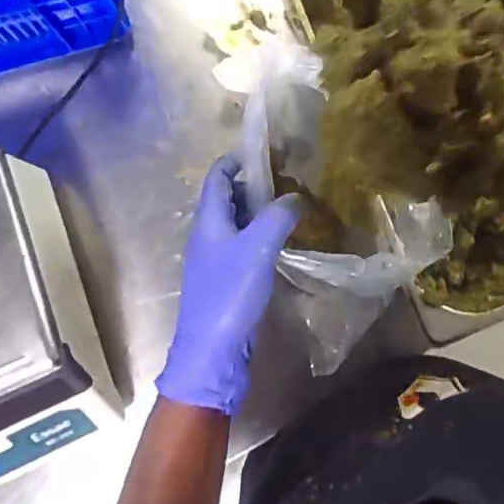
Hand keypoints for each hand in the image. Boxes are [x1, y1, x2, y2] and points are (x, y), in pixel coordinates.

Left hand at [155, 157, 301, 413]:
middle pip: (225, 200)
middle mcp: (206, 237)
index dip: (235, 161)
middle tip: (285, 179)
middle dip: (251, 185)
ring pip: (234, 225)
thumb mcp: (258, 249)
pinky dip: (257, 237)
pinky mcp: (224, 282)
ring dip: (256, 212)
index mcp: (208, 222)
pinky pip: (240, 247)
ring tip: (287, 207)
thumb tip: (296, 197)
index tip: (263, 153)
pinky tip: (279, 243)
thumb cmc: (230, 293)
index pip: (216, 178)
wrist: (212, 351)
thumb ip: (277, 218)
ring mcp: (213, 261)